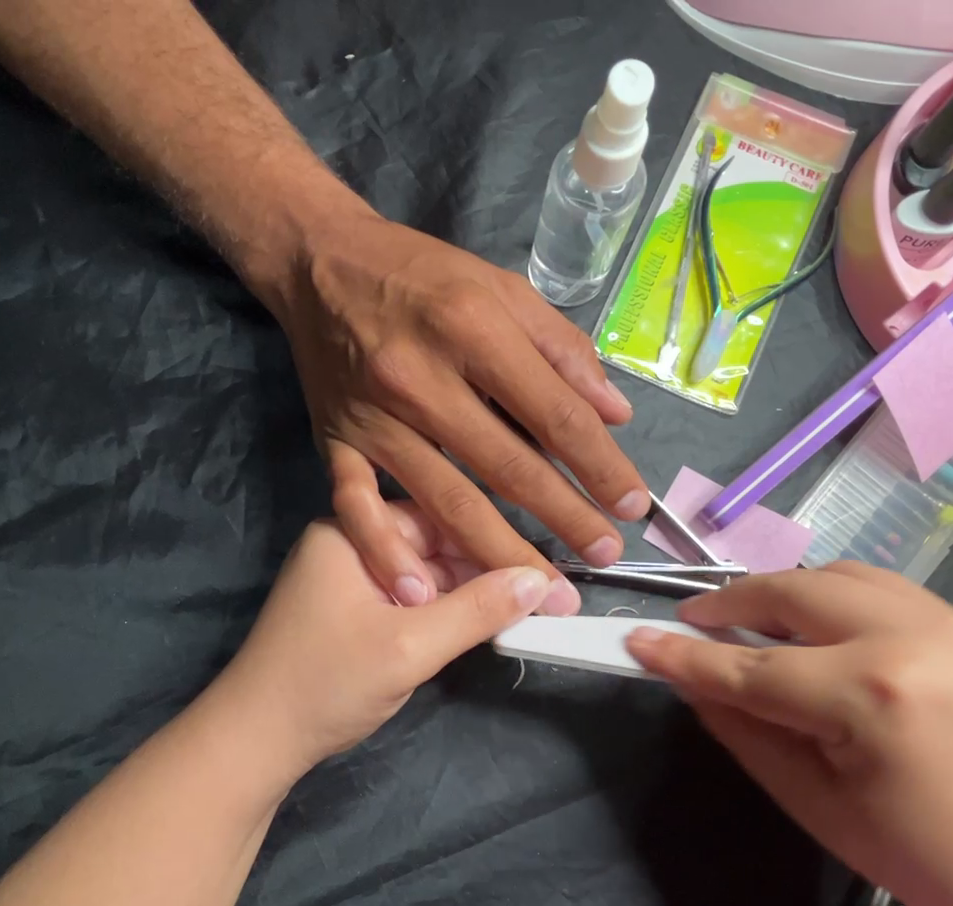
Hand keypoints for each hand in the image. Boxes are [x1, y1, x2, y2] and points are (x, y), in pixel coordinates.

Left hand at [212, 502, 548, 777]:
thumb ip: (477, 611)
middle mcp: (351, 542)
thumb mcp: (409, 646)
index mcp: (352, 530)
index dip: (497, 545)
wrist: (255, 742)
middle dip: (488, 573)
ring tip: (530, 613)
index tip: (551, 571)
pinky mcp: (354, 611)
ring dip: (471, 596)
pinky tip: (484, 624)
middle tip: (551, 598)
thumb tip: (541, 583)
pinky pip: (412, 599)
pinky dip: (445, 614)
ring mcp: (351, 578)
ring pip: (428, 575)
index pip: (440, 517)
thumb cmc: (326, 683)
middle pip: (435, 545)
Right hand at [270, 212, 649, 615]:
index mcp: (473, 328)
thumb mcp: (502, 287)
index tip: (631, 504)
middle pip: (507, 467)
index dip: (600, 465)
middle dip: (565, 517)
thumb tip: (616, 414)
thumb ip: (561, 350)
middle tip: (605, 555)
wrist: (321, 263)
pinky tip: (421, 595)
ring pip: (447, 499)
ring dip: (502, 552)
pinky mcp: (337, 442)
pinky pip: (358, 506)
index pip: (553, 414)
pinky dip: (387, 551)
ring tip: (545, 591)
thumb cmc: (420, 273)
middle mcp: (423, 378)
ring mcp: (375, 418)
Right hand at [624, 564, 952, 905]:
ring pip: (837, 574)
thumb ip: (747, 733)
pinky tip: (817, 629)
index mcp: (868, 692)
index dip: (683, 656)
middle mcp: (908, 633)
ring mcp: (949, 620)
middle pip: (791, 591)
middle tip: (691, 627)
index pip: (747, 665)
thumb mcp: (821, 810)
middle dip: (729, 603)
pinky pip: (881, 588)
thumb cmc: (942, 869)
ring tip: (748, 622)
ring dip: (781, 591)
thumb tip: (694, 682)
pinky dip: (831, 595)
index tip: (633, 641)